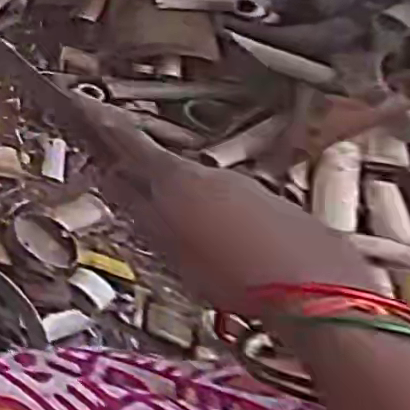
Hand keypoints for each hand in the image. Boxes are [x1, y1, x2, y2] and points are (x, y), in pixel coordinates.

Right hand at [74, 96, 381, 314]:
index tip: (77, 99)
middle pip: (172, 171)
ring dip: (202, 211)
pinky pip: (256, 216)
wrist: (331, 310)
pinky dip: (241, 230)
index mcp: (175, 176)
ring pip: (216, 194)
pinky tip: (245, 262)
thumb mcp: (161, 242)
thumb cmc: (232, 277)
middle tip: (145, 210)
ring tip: (202, 251)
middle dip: (156, 184)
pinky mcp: (302, 221)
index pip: (124, 136)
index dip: (97, 118)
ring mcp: (264, 194)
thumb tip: (108, 175)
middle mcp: (217, 174)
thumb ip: (131, 202)